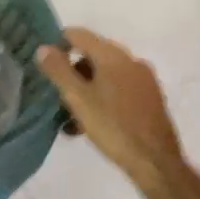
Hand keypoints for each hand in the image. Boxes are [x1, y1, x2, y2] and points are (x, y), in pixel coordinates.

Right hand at [36, 28, 183, 189]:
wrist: (156, 163)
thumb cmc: (113, 127)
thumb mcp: (78, 98)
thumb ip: (58, 70)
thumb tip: (43, 48)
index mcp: (113, 55)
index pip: (78, 35)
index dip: (57, 44)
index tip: (44, 64)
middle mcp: (131, 61)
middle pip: (92, 56)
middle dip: (72, 73)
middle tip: (57, 96)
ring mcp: (144, 80)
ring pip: (106, 76)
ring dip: (86, 90)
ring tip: (71, 118)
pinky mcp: (151, 99)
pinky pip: (119, 89)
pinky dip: (103, 99)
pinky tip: (93, 124)